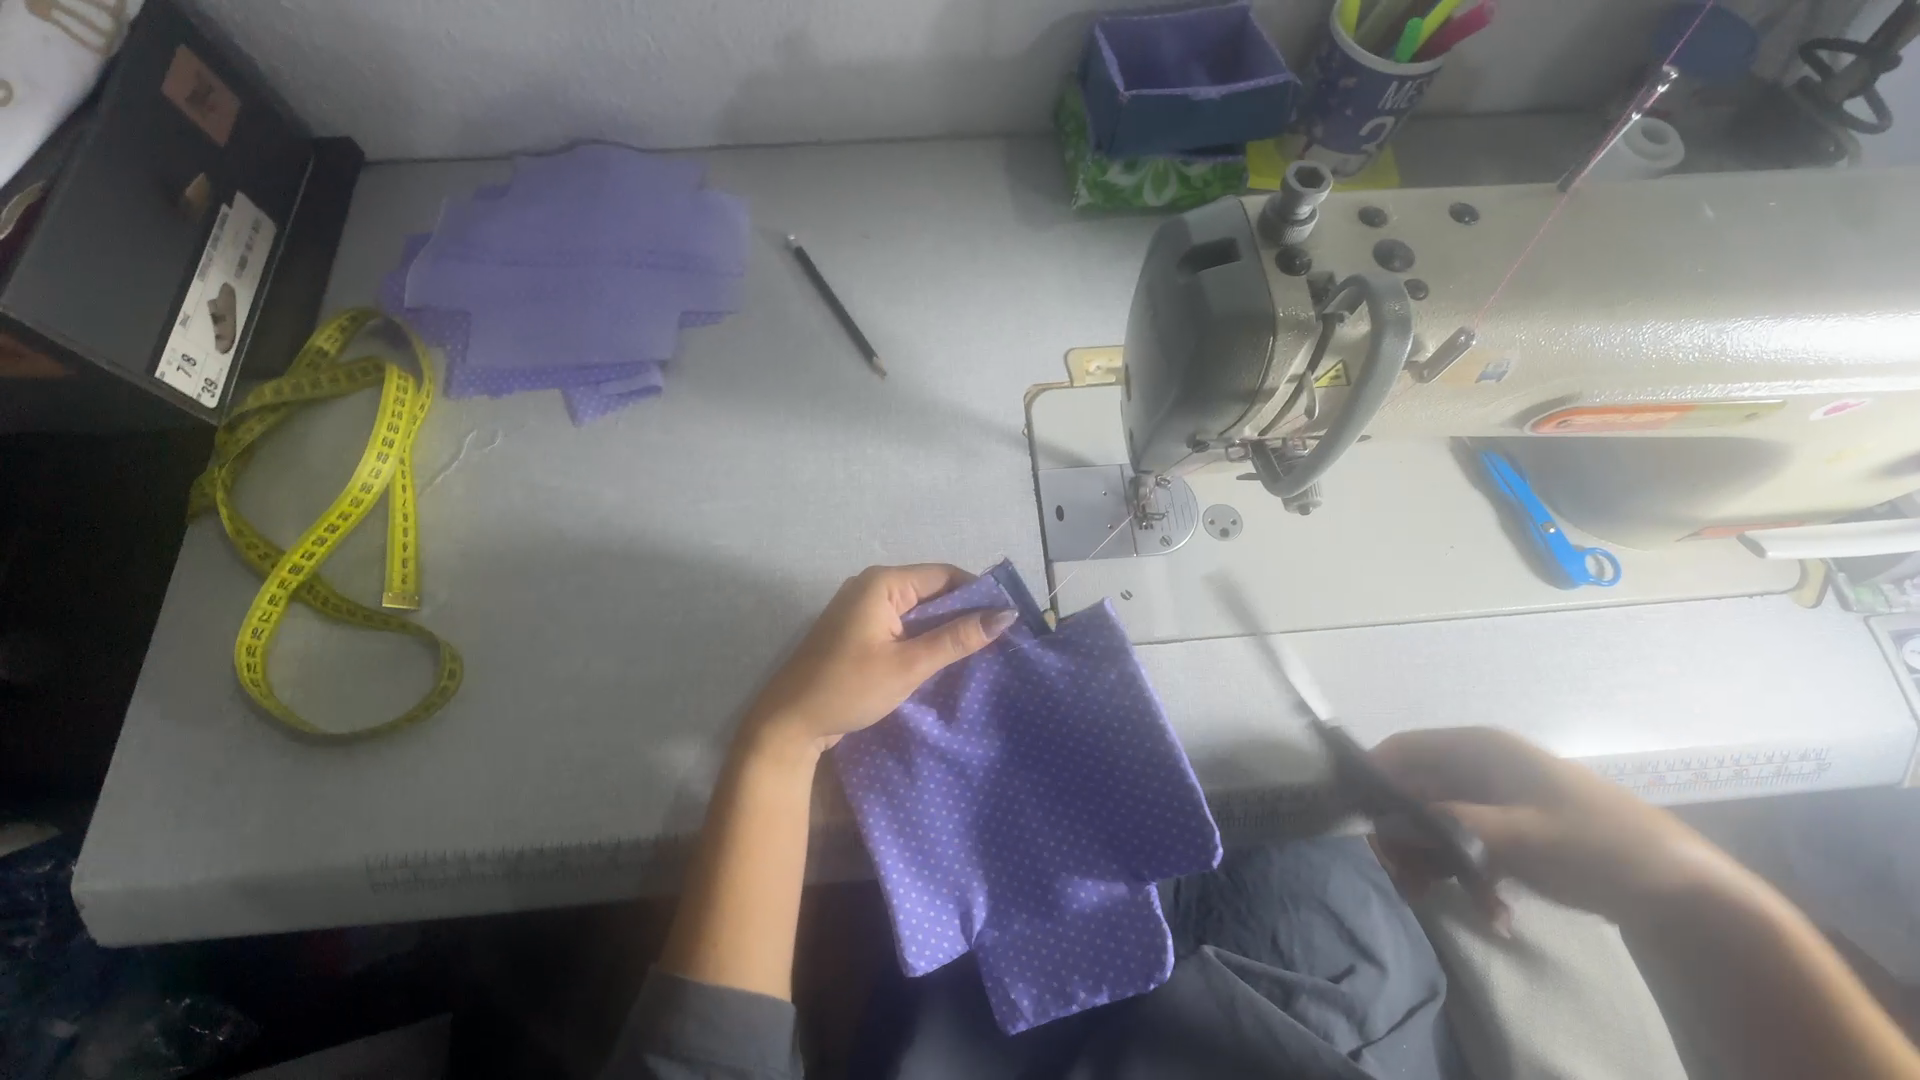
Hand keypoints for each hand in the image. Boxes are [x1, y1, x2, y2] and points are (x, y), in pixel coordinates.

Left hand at [741, 564, 1015, 758]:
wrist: (789, 723)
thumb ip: (956, 638)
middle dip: (964, 612)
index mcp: (882, 583)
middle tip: (1000, 638)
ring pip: (917, 609)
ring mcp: (861, 608)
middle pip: (931, 590)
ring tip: (980, 649)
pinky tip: (944, 657)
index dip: (979, 594)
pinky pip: (901, 624)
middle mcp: (871, 585)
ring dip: (945, 627)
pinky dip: (923, 637)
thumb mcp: (909, 665)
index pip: (945, 575)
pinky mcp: (858, 630)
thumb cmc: (848, 689)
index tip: (1008, 619)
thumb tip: (1005, 616)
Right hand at [1369, 727, 1748, 925]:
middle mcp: (1482, 766)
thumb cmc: (1597, 845)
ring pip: (1436, 821)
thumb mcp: (1518, 835)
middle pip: (1414, 789)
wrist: (1683, 891)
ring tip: (1433, 897)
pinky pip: (1466, 844)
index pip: (1403, 749)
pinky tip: (1488, 908)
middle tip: (1401, 877)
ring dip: (1431, 859)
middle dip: (1402, 833)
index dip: (1373, 778)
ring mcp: (1498, 798)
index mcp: (1480, 749)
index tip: (1360, 822)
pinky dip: (1465, 872)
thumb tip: (1385, 824)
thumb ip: (1446, 825)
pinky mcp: (1513, 831)